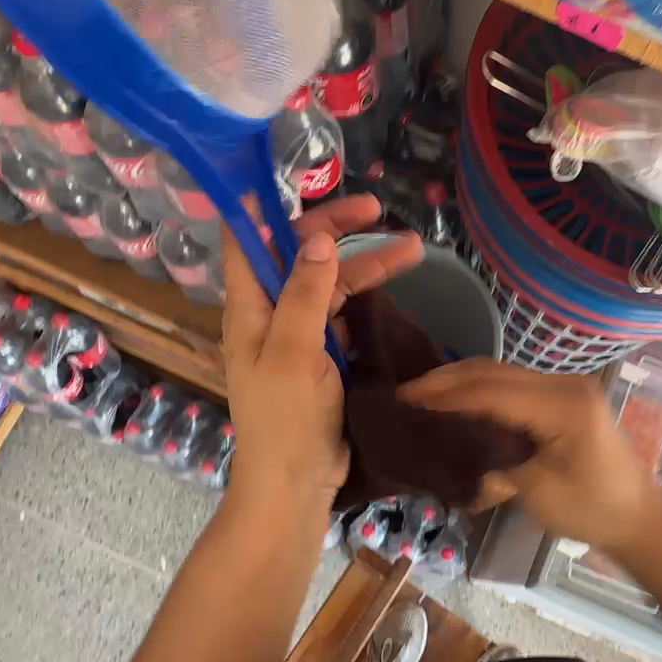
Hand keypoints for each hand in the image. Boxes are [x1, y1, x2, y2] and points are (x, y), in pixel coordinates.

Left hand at [219, 196, 421, 513]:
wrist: (296, 482)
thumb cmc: (286, 419)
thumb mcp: (294, 353)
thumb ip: (305, 295)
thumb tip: (318, 242)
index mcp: (249, 307)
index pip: (247, 241)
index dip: (264, 206)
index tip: (294, 178)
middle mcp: (269, 313)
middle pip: (299, 255)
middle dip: (335, 229)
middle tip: (377, 210)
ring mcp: (297, 334)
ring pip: (329, 282)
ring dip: (365, 264)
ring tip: (414, 250)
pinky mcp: (322, 355)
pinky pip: (342, 313)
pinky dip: (367, 296)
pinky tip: (394, 285)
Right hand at [399, 359, 661, 553]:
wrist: (636, 517)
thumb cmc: (590, 510)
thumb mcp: (536, 490)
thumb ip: (492, 459)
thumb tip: (449, 444)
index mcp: (562, 404)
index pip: (489, 390)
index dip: (442, 395)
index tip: (402, 402)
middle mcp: (563, 383)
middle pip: (491, 371)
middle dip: (443, 381)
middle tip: (400, 396)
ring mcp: (562, 386)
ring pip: (497, 372)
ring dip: (457, 382)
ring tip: (417, 397)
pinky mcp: (559, 397)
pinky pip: (510, 385)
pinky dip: (477, 390)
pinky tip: (451, 402)